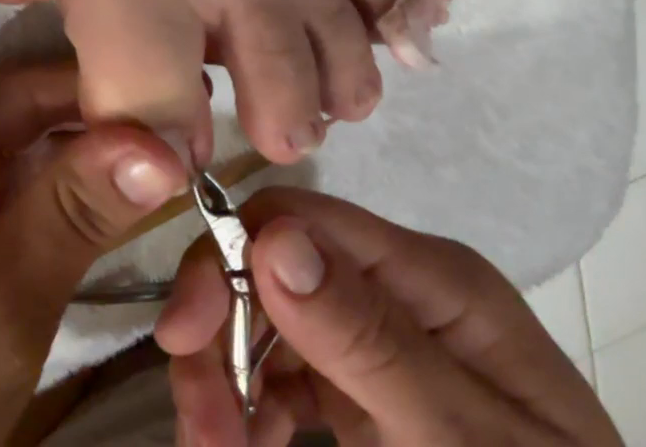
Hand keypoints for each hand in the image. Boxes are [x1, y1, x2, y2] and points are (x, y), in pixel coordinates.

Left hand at [0, 0, 190, 446]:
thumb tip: (166, 143)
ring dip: (106, 124)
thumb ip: (76, 214)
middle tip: (178, 74)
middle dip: (85, 73)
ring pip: (41, 121)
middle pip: (5, 74)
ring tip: (188, 129)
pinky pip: (55, 167)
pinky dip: (104, 166)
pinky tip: (161, 167)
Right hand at [156, 189, 623, 445]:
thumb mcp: (462, 441)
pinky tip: (240, 443)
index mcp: (430, 278)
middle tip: (198, 425)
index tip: (182, 337)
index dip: (225, 260)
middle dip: (217, 337)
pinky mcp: (357, 386)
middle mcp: (394, 291)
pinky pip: (277, 374)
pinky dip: (245, 408)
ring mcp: (373, 339)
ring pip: (259, 323)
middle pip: (265, 271)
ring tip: (211, 445)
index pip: (298, 220)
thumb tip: (272, 236)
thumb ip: (371, 340)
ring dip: (220, 379)